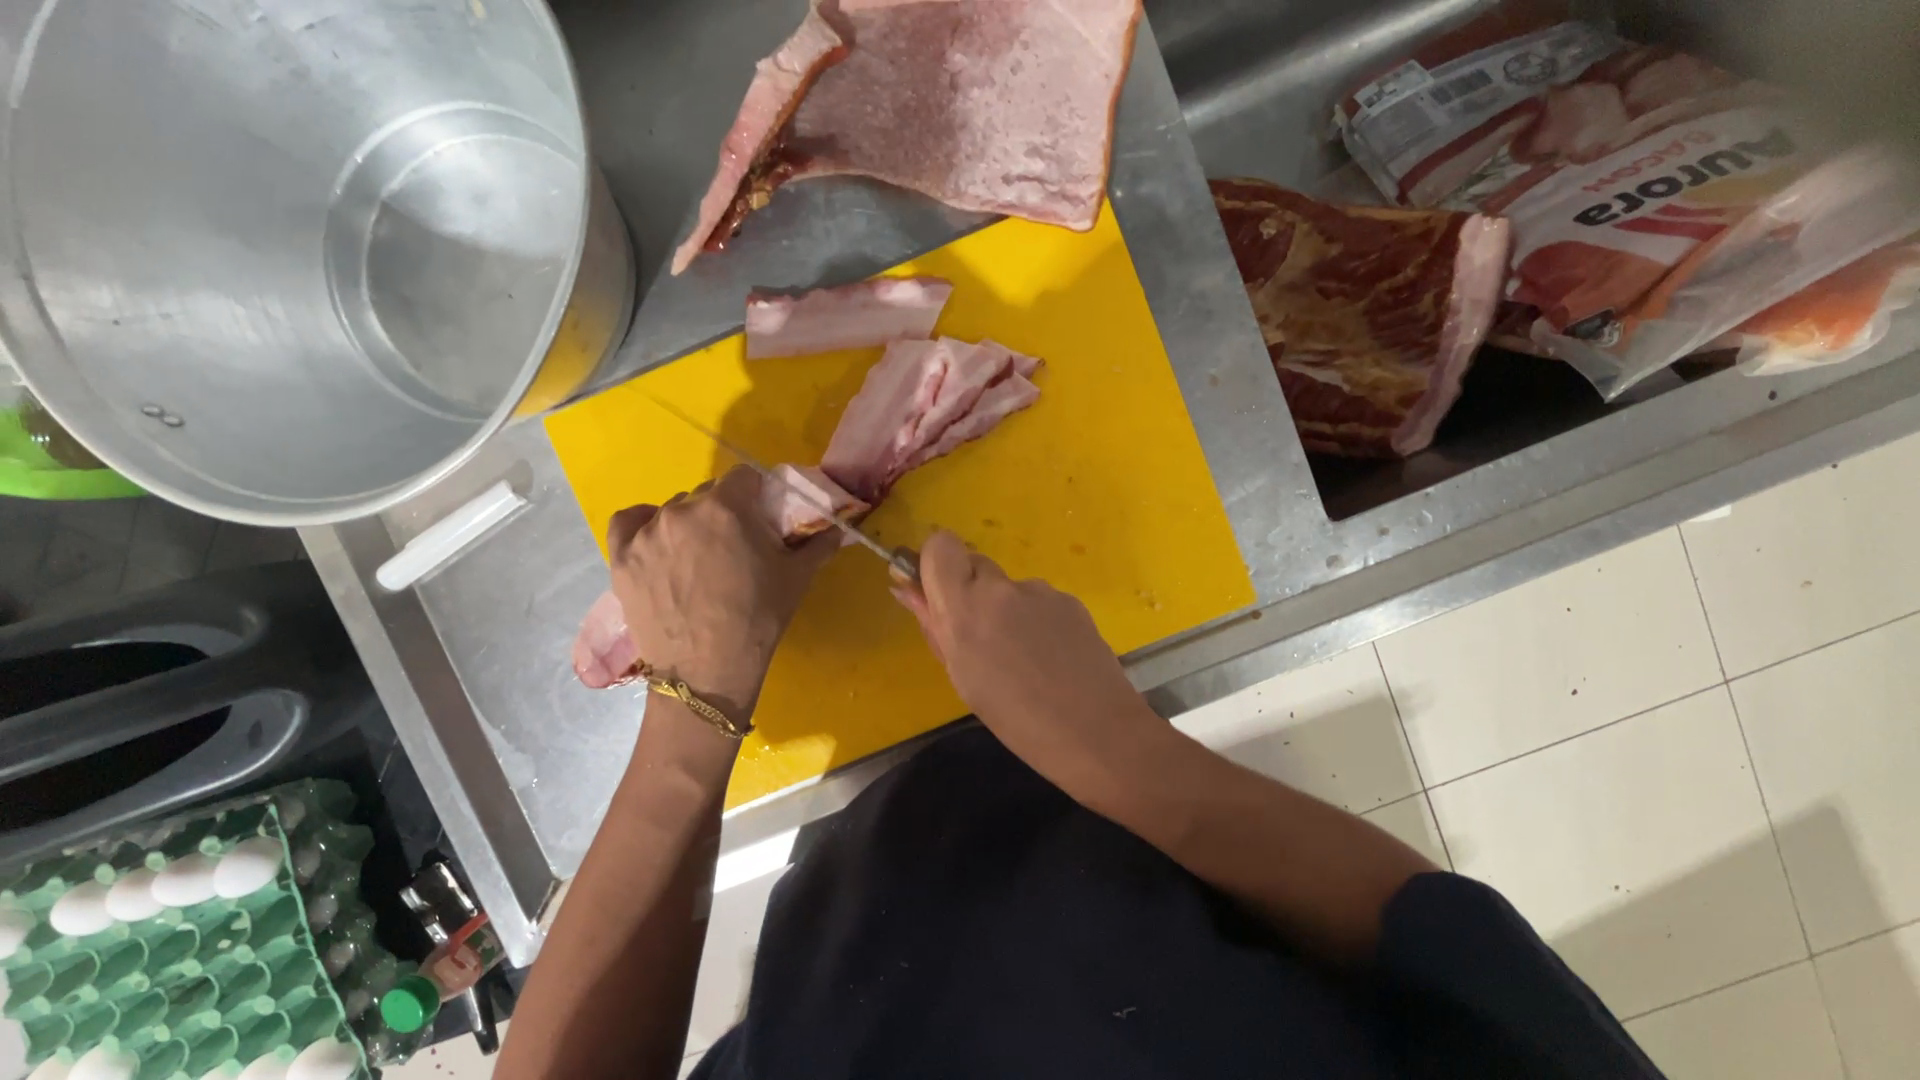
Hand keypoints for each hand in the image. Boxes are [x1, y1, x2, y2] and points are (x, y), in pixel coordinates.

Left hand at [607, 466, 835, 719]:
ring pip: (673, 511)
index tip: (761, 517)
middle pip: (708, 494)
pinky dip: (643, 526)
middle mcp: (683, 510)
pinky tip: (657, 544)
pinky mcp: (622, 557)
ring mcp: (647, 533)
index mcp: (727, 507)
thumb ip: (818, 544)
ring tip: (697, 561)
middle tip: (734, 547)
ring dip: (688, 525)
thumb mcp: (796, 578)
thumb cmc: (758, 620)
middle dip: (724, 513)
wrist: (708, 672)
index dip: (756, 494)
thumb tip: (837, 527)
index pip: (744, 478)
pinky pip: (629, 522)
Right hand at [892, 531, 1160, 781]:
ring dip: (1005, 610)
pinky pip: (1038, 601)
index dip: (935, 564)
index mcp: (965, 608)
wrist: (1097, 732)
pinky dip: (1036, 621)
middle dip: (969, 590)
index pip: (939, 545)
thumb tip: (906, 588)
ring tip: (1022, 659)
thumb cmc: (1016, 719)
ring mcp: (1041, 591)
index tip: (938, 595)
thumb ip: (934, 626)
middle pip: (974, 563)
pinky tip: (1051, 658)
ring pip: (1007, 587)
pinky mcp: (1071, 600)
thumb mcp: (961, 677)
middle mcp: (1002, 589)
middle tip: (979, 637)